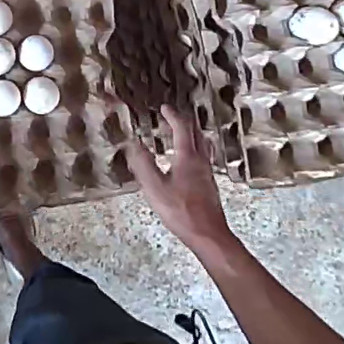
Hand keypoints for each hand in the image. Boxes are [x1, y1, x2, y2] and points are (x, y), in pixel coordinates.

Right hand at [126, 107, 233, 252]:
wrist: (208, 234)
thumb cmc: (182, 212)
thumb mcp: (155, 188)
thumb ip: (143, 165)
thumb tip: (134, 145)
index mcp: (187, 158)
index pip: (182, 128)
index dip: (173, 115)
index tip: (165, 108)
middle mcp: (200, 161)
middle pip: (196, 133)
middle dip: (184, 121)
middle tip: (174, 115)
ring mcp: (207, 173)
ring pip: (202, 144)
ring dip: (192, 134)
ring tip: (182, 132)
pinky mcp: (208, 184)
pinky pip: (203, 157)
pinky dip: (194, 148)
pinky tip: (188, 160)